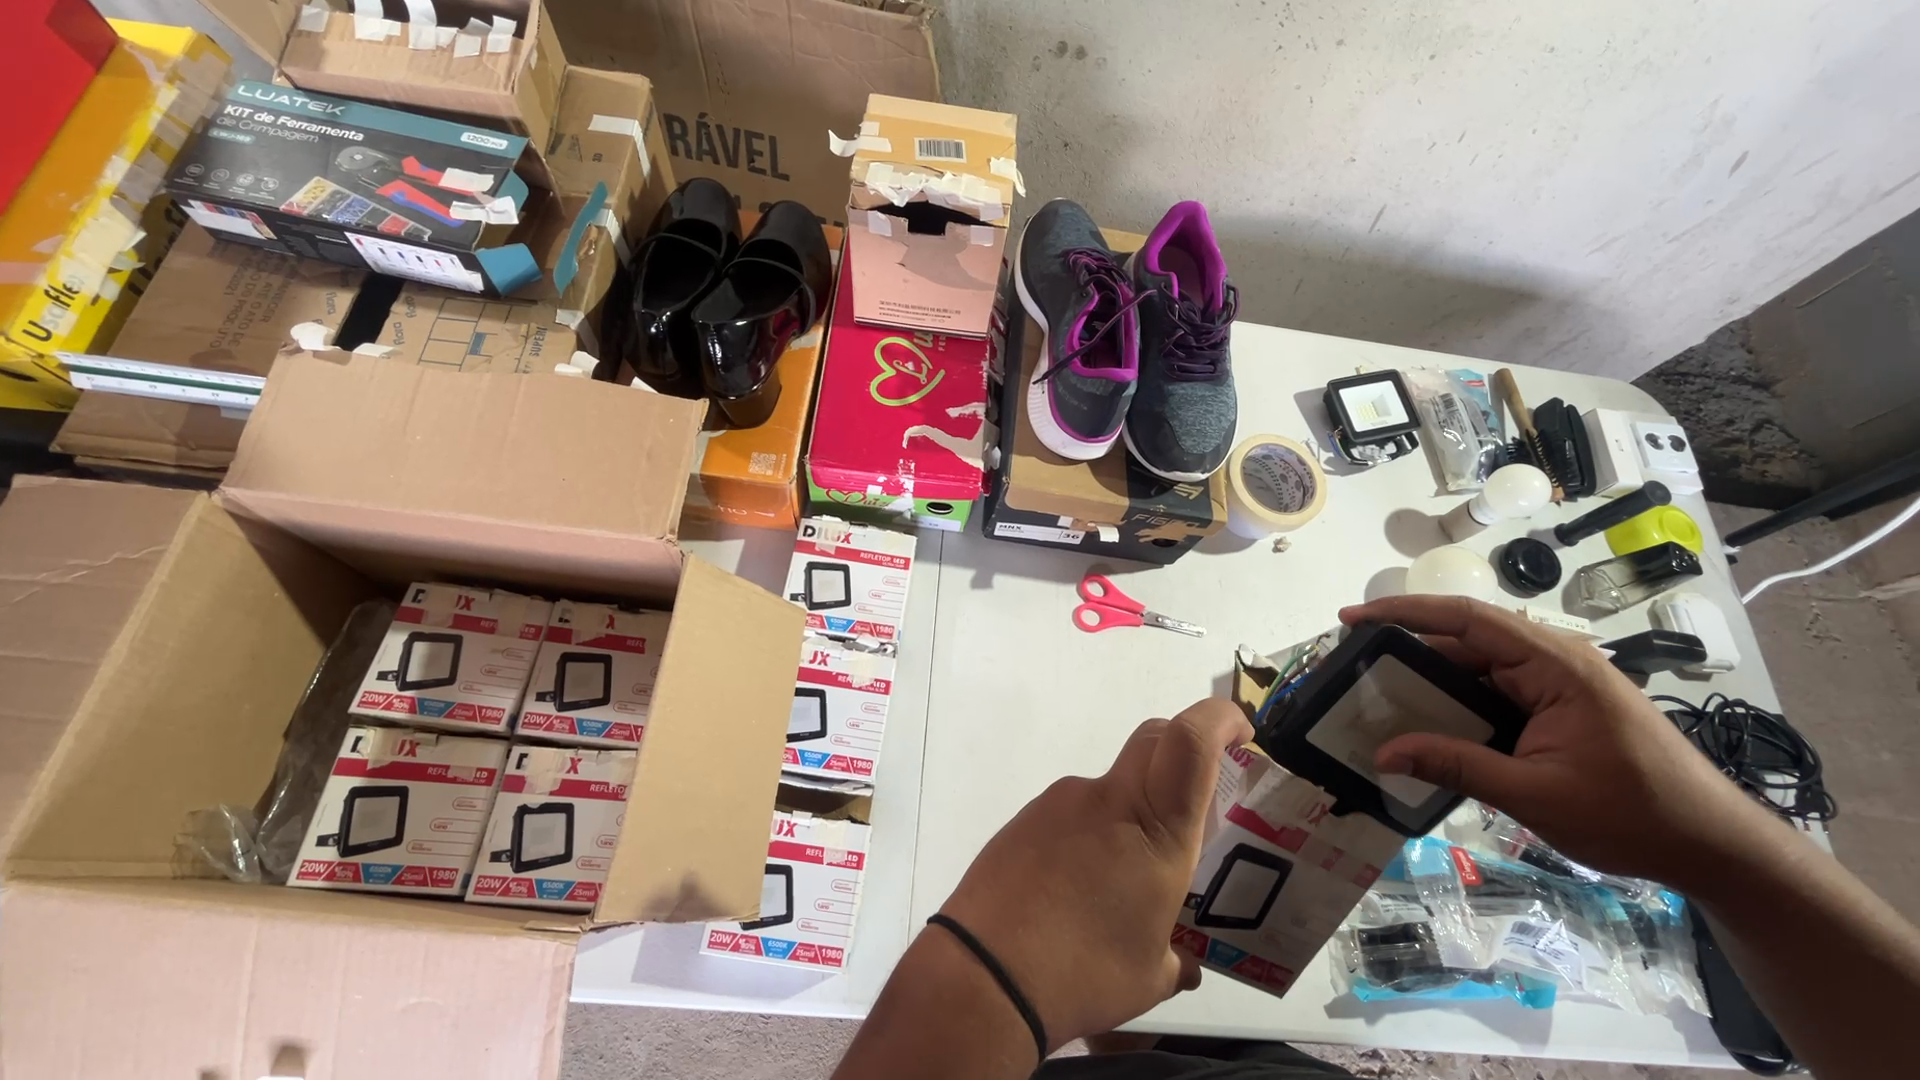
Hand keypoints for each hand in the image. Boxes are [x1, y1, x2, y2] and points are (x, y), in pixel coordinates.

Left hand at [935, 699, 1253, 1051]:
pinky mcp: (1025, 820)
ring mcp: (1060, 803)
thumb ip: (1176, 959)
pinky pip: (1071, 815)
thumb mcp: (1150, 977)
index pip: (1192, 741)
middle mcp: (1109, 800)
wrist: (984, 974)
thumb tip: (1184, 962)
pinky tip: (1073, 894)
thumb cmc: (1083, 972)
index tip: (1241, 734)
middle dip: (1183, 755)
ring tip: (1116, 888)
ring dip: (1128, 819)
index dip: (1220, 719)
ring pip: (1111, 789)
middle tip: (1193, 807)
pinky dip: (1087, 840)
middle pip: (1153, 741)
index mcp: (1156, 829)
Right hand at [1339, 595, 1782, 888]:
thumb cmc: (1635, 816)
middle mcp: (1555, 663)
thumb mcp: (1536, 794)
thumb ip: (1457, 766)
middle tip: (1352, 663)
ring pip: (1477, 668)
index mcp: (1557, 666)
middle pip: (1466, 640)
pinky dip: (1454, 701)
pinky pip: (1493, 692)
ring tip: (1376, 692)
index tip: (1353, 618)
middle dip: (1407, 647)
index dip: (1405, 613)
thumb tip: (1383, 754)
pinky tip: (1424, 720)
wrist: (1717, 849)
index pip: (1468, 620)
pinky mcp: (1557, 709)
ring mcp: (1558, 685)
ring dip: (1428, 677)